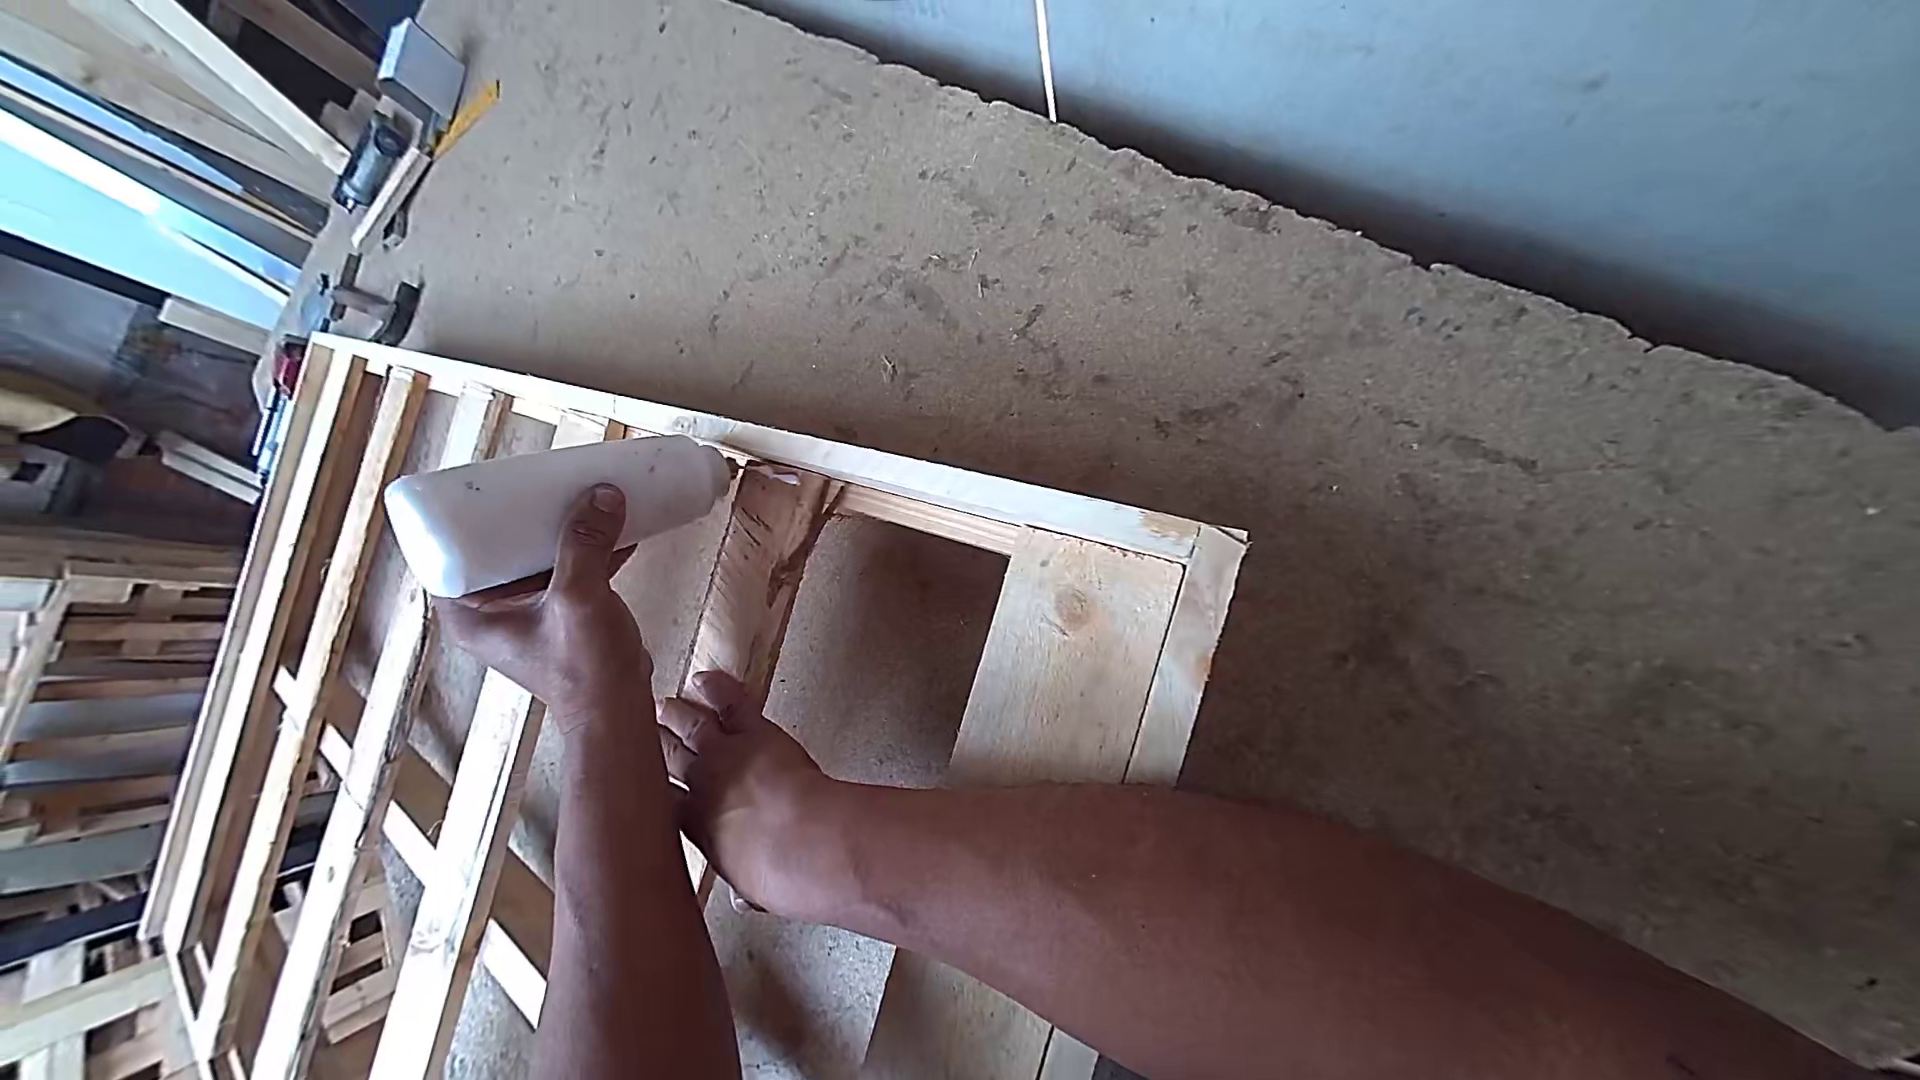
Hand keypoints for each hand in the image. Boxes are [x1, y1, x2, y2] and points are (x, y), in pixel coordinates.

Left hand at [434, 484, 651, 732]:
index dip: (467, 516)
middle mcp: (494, 611)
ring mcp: (531, 613)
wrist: (620, 705)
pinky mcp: (564, 615)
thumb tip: (600, 495)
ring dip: (565, 532)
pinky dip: (590, 551)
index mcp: (471, 612)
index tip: (492, 486)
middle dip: (527, 517)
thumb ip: (586, 545)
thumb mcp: (579, 598)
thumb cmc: (585, 669)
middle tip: (544, 486)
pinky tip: (615, 531)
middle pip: (501, 548)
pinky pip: (570, 571)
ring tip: (584, 501)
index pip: (450, 551)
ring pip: (540, 558)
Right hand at [658, 671, 841, 915]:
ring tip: (658, 704)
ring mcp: (723, 754)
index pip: (658, 804)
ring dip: (673, 713)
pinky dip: (717, 687)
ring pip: (689, 725)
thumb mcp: (751, 886)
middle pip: (665, 758)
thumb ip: (743, 886)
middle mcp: (699, 786)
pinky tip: (704, 677)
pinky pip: (731, 702)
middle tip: (636, 734)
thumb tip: (745, 900)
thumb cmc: (775, 872)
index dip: (646, 792)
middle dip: (650, 745)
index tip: (636, 785)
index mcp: (694, 827)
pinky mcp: (752, 732)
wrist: (796, 841)